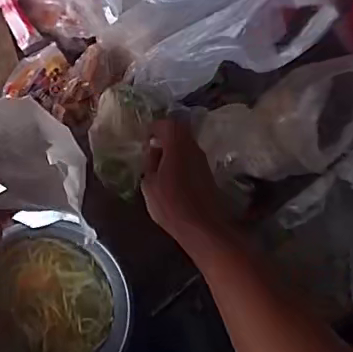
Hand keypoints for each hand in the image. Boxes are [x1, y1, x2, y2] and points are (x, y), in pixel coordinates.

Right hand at [141, 118, 228, 245]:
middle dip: (164, 139)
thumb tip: (153, 152)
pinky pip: (190, 161)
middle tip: (150, 153)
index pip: (168, 124)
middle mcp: (194, 148)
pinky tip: (170, 181)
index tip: (145, 139)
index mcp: (177, 146)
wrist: (201, 227)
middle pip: (179, 133)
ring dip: (172, 152)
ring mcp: (203, 162)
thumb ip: (150, 163)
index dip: (155, 127)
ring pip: (185, 147)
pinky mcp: (207, 175)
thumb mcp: (149, 183)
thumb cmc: (170, 203)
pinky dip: (179, 164)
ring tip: (158, 169)